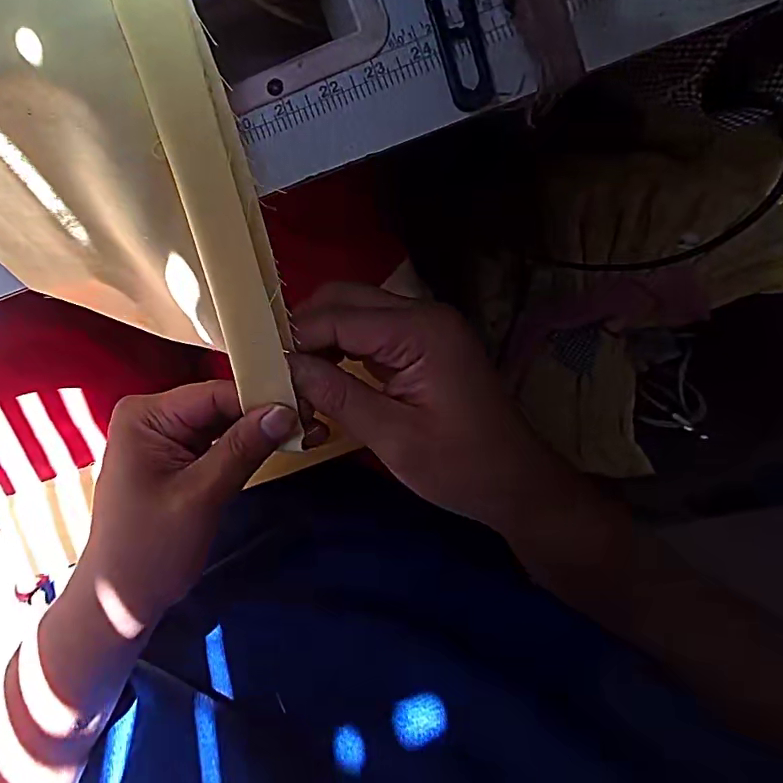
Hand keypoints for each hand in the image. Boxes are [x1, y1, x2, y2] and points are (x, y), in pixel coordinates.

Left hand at [79, 381, 297, 629]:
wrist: (119, 604)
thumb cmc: (148, 552)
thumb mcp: (200, 498)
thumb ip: (242, 450)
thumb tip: (284, 411)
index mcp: (144, 415)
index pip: (212, 395)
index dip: (259, 398)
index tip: (304, 406)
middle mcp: (151, 417)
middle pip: (218, 405)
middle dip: (263, 414)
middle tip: (312, 420)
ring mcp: (162, 437)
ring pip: (222, 423)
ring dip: (258, 430)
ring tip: (306, 431)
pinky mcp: (174, 457)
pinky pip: (216, 442)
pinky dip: (245, 447)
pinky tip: (278, 445)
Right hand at [287, 282, 576, 532]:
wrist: (520, 484)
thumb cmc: (463, 468)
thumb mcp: (394, 438)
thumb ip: (336, 395)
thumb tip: (286, 366)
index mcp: (420, 331)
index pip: (338, 317)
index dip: (296, 338)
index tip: (262, 365)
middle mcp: (422, 314)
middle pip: (343, 298)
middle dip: (304, 329)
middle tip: (276, 368)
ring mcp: (424, 324)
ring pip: (352, 308)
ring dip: (319, 334)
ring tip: (295, 374)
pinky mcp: (420, 340)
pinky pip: (367, 327)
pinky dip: (339, 344)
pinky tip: (322, 373)